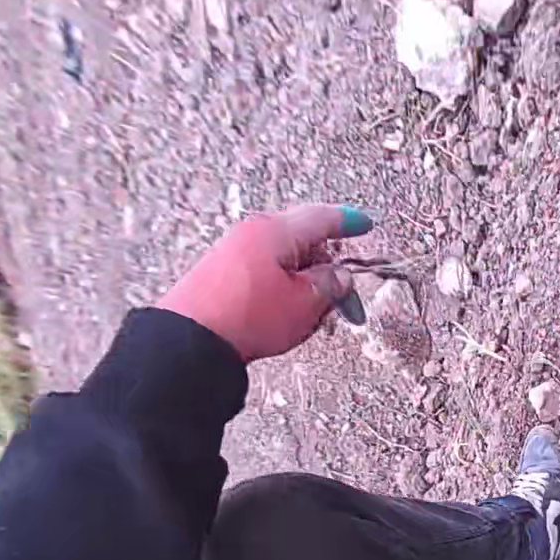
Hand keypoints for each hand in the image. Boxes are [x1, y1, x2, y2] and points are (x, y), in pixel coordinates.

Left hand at [157, 203, 373, 361]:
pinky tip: (293, 313)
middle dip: (330, 269)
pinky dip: (289, 289)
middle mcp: (253, 234)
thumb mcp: (306, 302)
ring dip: (310, 284)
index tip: (366, 223)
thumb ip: (331, 284)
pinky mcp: (225, 273)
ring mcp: (236, 252)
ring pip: (288, 261)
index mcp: (276, 232)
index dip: (348, 222)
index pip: (321, 219)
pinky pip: (269, 273)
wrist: (193, 340)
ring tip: (317, 316)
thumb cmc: (250, 316)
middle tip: (347, 300)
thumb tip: (341, 275)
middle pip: (305, 242)